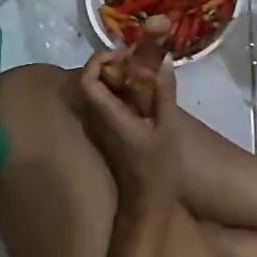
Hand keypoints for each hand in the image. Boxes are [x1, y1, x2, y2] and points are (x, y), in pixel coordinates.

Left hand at [76, 21, 179, 216]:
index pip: (88, 82)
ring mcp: (103, 129)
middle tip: (139, 57)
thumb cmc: (158, 168)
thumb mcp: (168, 128)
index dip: (99, 61)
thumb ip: (164, 94)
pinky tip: (144, 89)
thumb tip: (163, 61)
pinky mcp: (111, 134)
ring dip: (117, 76)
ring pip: (99, 92)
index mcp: (110, 118)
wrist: (147, 204)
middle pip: (91, 83)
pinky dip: (122, 89)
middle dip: (111, 64)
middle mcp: (99, 121)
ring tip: (145, 68)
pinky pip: (109, 103)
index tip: (125, 53)